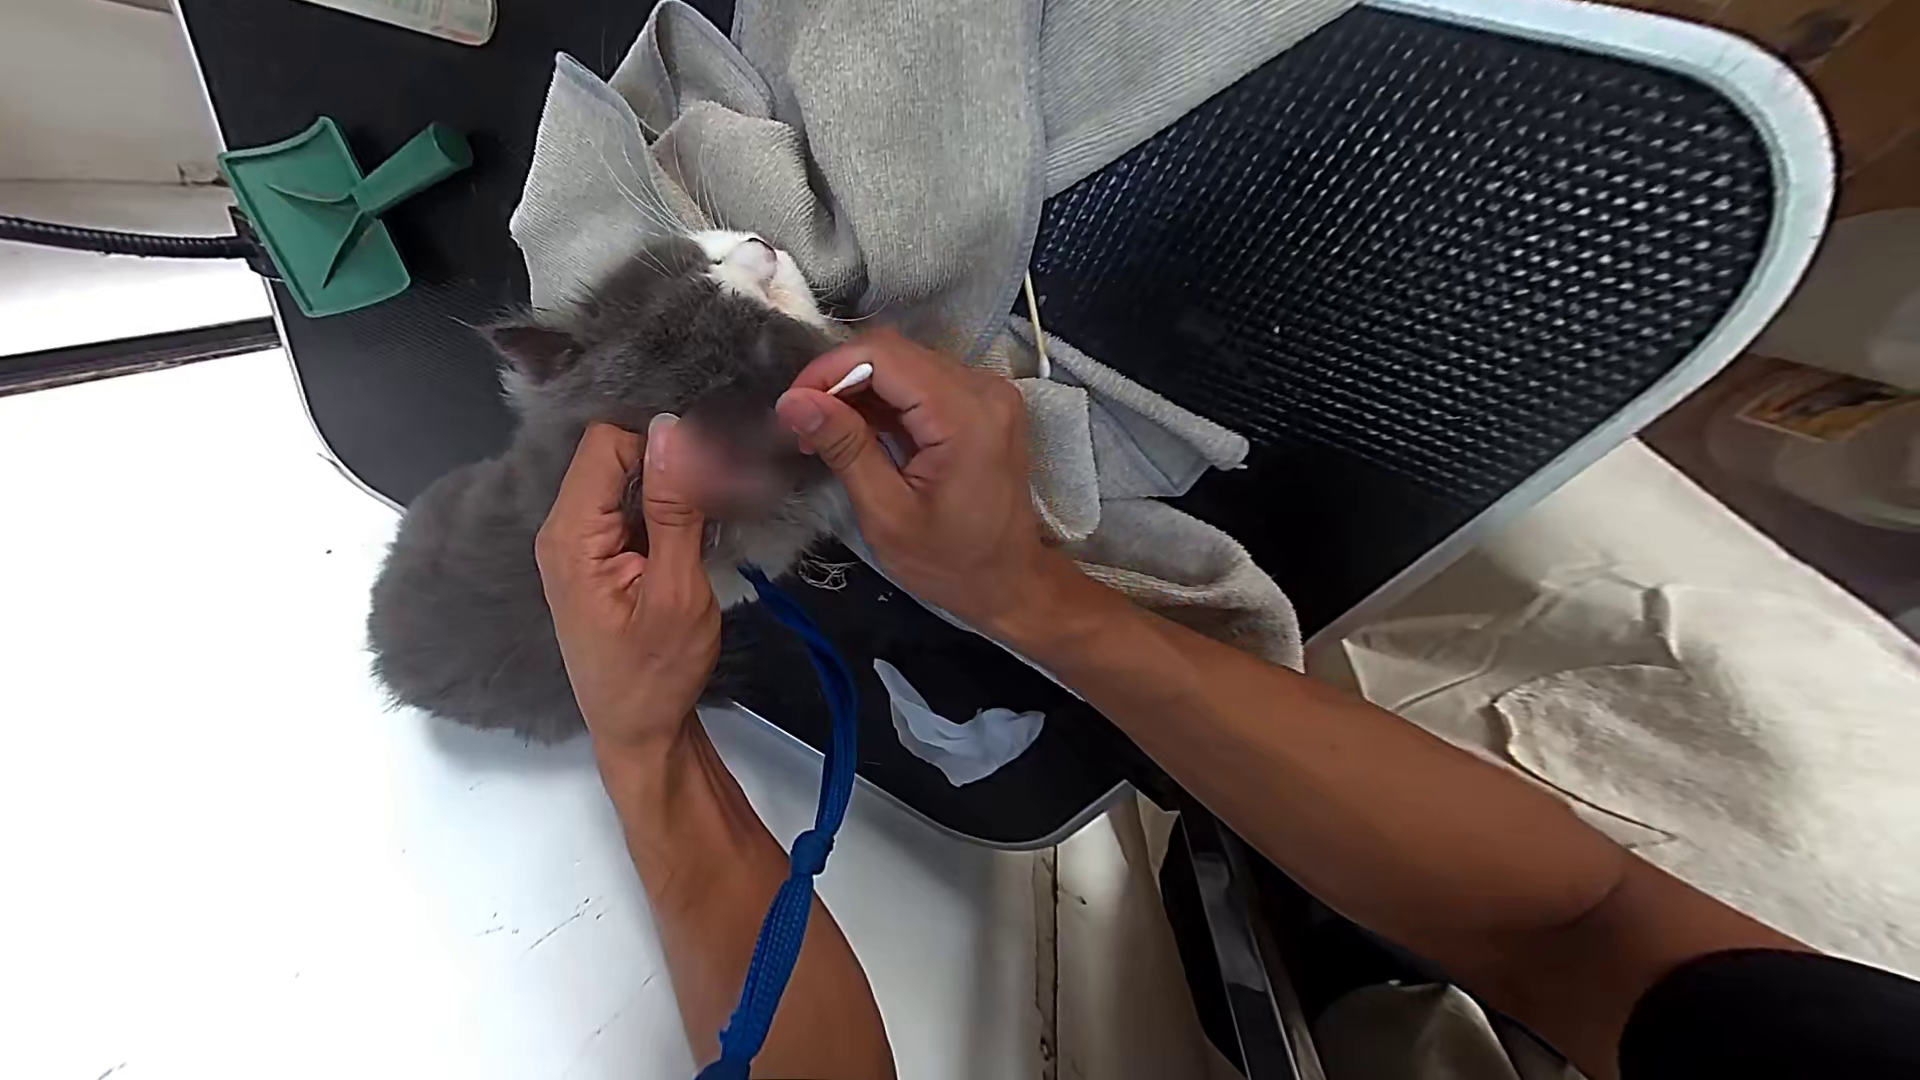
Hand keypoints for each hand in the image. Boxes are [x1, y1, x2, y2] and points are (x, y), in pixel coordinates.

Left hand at [535, 418, 719, 760]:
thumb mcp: (677, 590)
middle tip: (721, 496)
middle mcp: (565, 531)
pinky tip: (695, 536)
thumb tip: (672, 433)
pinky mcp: (601, 558)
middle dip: (670, 467)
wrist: (641, 726)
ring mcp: (581, 545)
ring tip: (713, 517)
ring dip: (673, 491)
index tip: (709, 473)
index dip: (661, 447)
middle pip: (615, 459)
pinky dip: (668, 513)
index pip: (607, 444)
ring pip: (627, 484)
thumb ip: (673, 511)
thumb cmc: (659, 670)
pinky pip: (632, 511)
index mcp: (573, 536)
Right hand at [773, 327, 1063, 632]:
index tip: (794, 406)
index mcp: (966, 416)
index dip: (829, 369)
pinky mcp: (984, 407)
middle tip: (807, 428)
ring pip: (907, 366)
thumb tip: (794, 401)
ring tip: (829, 437)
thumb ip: (845, 448)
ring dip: (861, 393)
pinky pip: (925, 385)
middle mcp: (985, 391)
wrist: (1009, 581)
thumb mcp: (887, 514)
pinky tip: (862, 434)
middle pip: (896, 355)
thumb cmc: (951, 562)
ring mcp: (989, 396)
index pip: (885, 355)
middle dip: (841, 382)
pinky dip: (887, 403)